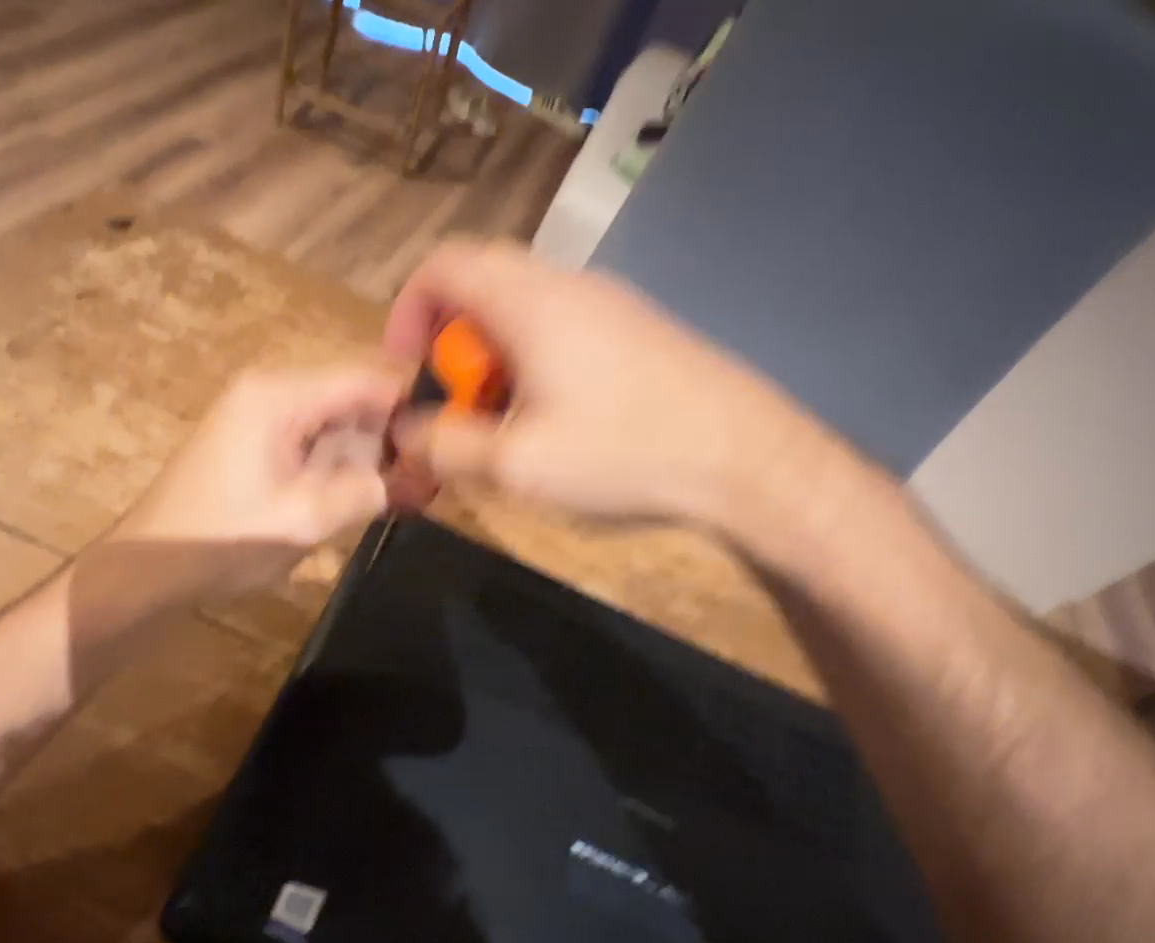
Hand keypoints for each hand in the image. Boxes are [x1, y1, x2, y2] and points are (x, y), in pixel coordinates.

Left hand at [108, 363, 407, 592]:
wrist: (147, 569)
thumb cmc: (221, 540)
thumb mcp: (304, 520)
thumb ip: (368, 491)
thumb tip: (423, 476)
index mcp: (279, 395)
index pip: (366, 378)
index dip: (414, 403)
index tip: (456, 434)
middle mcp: (273, 392)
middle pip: (355, 400)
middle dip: (395, 437)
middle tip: (437, 477)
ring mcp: (264, 417)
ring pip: (340, 425)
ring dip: (373, 458)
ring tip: (414, 492)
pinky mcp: (260, 443)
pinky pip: (318, 444)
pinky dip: (345, 468)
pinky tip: (373, 495)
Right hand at [386, 241, 820, 527]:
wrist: (748, 460)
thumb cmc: (624, 454)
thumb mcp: (518, 465)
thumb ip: (448, 445)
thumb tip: (406, 432)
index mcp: (529, 301)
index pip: (443, 265)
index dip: (408, 311)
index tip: (407, 370)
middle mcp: (569, 284)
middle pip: (483, 282)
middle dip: (453, 341)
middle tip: (460, 403)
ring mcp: (611, 302)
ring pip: (526, 307)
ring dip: (496, 356)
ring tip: (508, 420)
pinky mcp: (639, 329)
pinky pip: (564, 325)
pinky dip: (536, 360)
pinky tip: (559, 418)